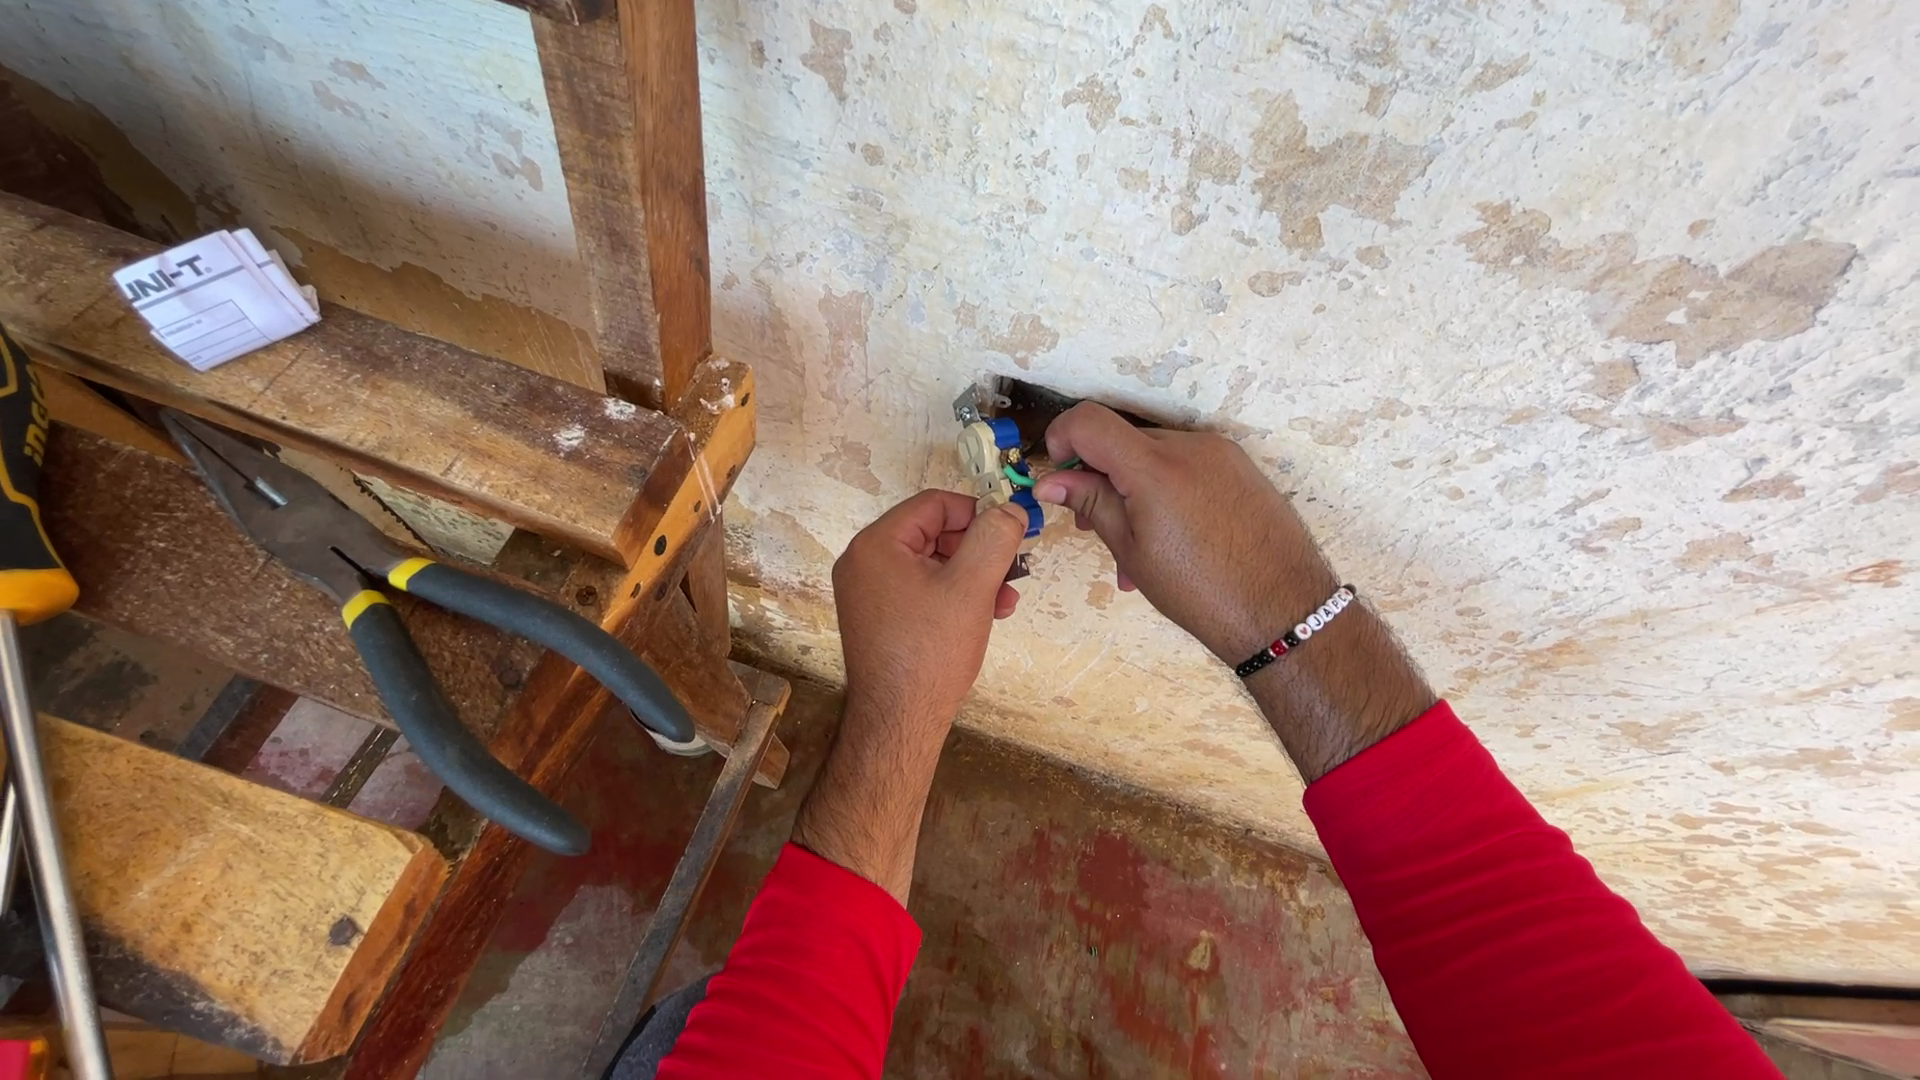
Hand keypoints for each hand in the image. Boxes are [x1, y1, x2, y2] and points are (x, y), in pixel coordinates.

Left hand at [796, 491, 1027, 902]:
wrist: (899, 721)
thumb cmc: (932, 650)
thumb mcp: (972, 585)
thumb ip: (995, 538)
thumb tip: (1011, 509)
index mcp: (876, 544)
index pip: (933, 505)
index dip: (977, 513)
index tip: (1011, 533)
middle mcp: (863, 563)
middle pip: (932, 534)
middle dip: (978, 551)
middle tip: (1013, 571)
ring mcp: (867, 593)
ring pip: (931, 565)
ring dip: (972, 577)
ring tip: (1006, 600)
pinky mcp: (878, 619)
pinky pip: (920, 591)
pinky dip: (953, 597)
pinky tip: (986, 615)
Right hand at [1036, 403, 1433, 781]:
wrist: (1284, 611)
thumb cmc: (1200, 591)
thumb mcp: (1132, 550)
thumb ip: (1092, 503)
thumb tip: (1052, 481)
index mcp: (1154, 467)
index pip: (1088, 421)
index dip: (1062, 438)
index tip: (1059, 473)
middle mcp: (1188, 445)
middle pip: (1121, 440)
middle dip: (1098, 476)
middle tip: (1094, 527)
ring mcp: (1219, 452)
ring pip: (1152, 457)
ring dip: (1131, 488)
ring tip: (1134, 547)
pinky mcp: (1239, 466)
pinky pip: (1184, 466)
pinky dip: (1163, 490)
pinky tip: (1168, 537)